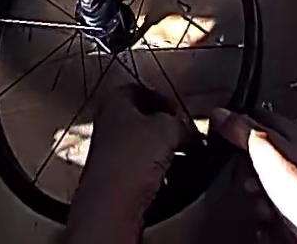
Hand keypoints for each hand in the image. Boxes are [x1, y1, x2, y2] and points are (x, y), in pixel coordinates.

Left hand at [61, 80, 189, 243]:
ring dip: (162, 152)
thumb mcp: (166, 129)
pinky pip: (140, 170)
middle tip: (184, 136)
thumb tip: (188, 130)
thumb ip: (179, 123)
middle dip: (165, 128)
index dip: (163, 99)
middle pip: (143, 119)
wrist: (112, 206)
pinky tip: (168, 179)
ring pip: (142, 146)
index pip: (142, 89)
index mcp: (114, 100)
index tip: (179, 113)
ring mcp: (109, 153)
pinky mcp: (114, 180)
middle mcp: (108, 123)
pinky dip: (155, 173)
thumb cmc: (132, 157)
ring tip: (181, 159)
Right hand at [212, 108, 296, 243]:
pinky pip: (265, 221)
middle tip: (251, 183)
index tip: (221, 136)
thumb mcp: (267, 149)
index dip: (235, 124)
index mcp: (287, 134)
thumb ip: (242, 129)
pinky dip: (263, 227)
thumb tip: (218, 111)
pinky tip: (269, 229)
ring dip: (254, 202)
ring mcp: (292, 192)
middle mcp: (290, 159)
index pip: (253, 115)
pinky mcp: (292, 222)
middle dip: (243, 172)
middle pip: (251, 157)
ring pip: (256, 190)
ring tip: (264, 209)